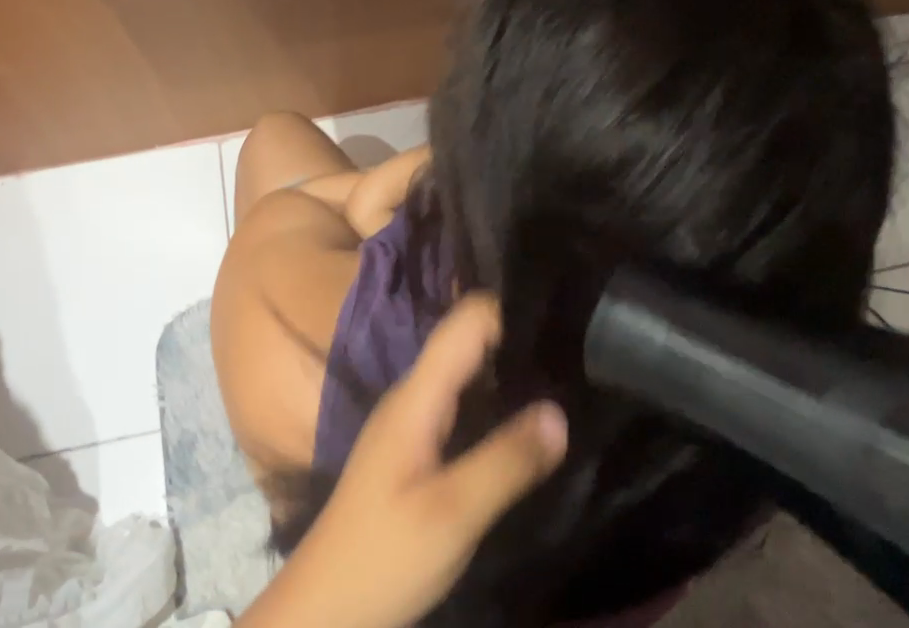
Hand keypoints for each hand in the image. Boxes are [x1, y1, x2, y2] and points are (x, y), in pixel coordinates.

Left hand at [241, 293, 567, 627]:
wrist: (327, 607)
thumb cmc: (384, 554)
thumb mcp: (452, 512)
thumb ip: (505, 461)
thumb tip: (559, 411)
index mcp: (415, 397)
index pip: (465, 322)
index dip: (510, 312)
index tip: (563, 323)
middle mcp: (413, 399)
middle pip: (469, 346)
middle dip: (519, 344)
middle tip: (581, 358)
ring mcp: (413, 426)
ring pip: (468, 379)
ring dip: (511, 378)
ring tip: (571, 386)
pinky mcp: (418, 453)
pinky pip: (464, 411)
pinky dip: (498, 409)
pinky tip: (531, 429)